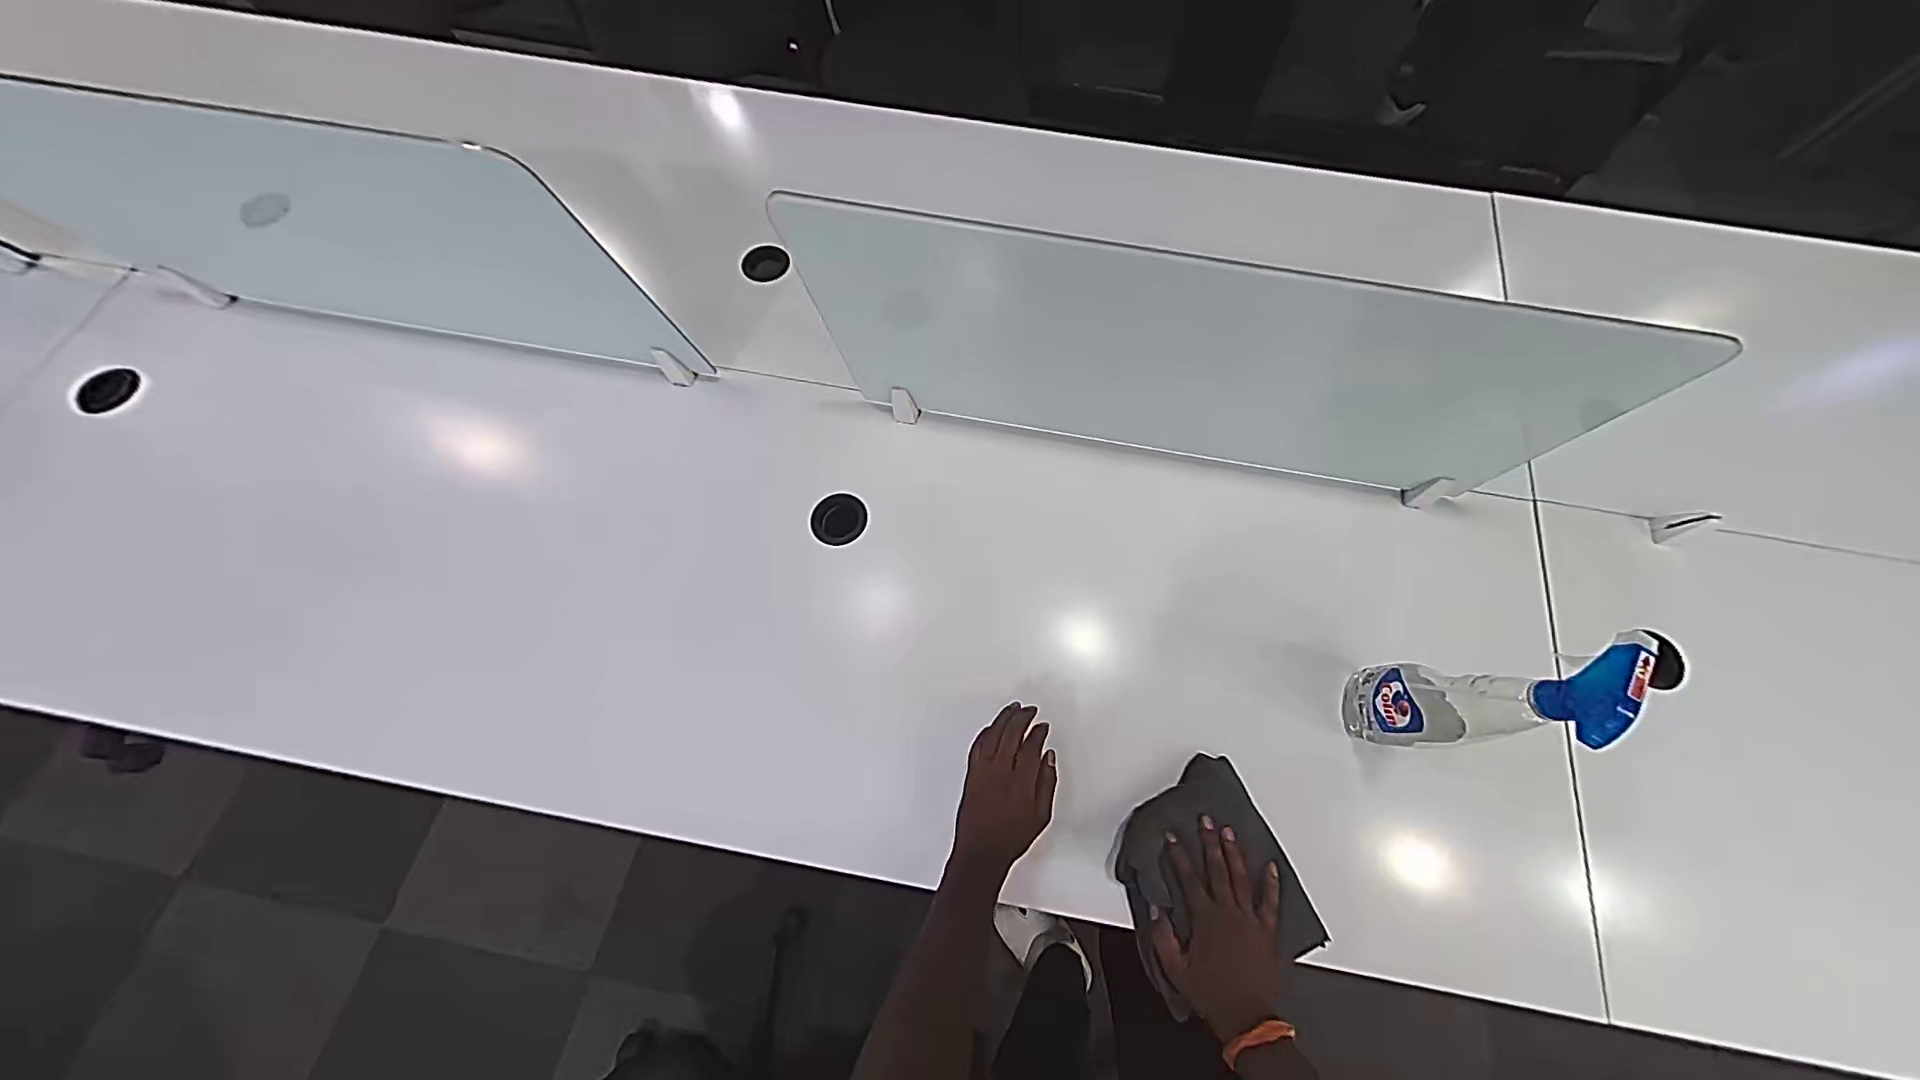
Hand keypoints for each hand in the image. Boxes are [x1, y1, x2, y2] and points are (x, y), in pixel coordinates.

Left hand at [950, 702, 1056, 879]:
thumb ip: (1047, 782)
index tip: (1042, 726)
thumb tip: (1048, 757)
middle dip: (1022, 718)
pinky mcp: (971, 773)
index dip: (1038, 732)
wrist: (981, 851)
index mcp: (1021, 782)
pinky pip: (978, 744)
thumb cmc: (1009, 837)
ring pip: (993, 734)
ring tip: (1013, 709)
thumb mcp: (1041, 815)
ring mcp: (983, 771)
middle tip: (1030, 711)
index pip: (1031, 746)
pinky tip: (992, 726)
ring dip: (1004, 718)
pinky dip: (986, 732)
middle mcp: (1001, 772)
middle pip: (1011, 733)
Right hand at [1151, 816, 1287, 1040]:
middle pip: (1217, 870)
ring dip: (1235, 853)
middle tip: (1207, 821)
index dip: (1179, 855)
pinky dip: (1271, 884)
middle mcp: (1228, 913)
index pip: (1188, 878)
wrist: (1248, 1019)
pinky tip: (1270, 867)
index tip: (1173, 837)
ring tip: (1230, 833)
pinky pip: (1271, 903)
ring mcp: (1250, 920)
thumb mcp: (1176, 968)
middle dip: (1209, 842)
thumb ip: (1163, 938)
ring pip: (1242, 878)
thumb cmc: (1211, 994)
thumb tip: (1158, 911)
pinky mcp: (1267, 932)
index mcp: (1205, 919)